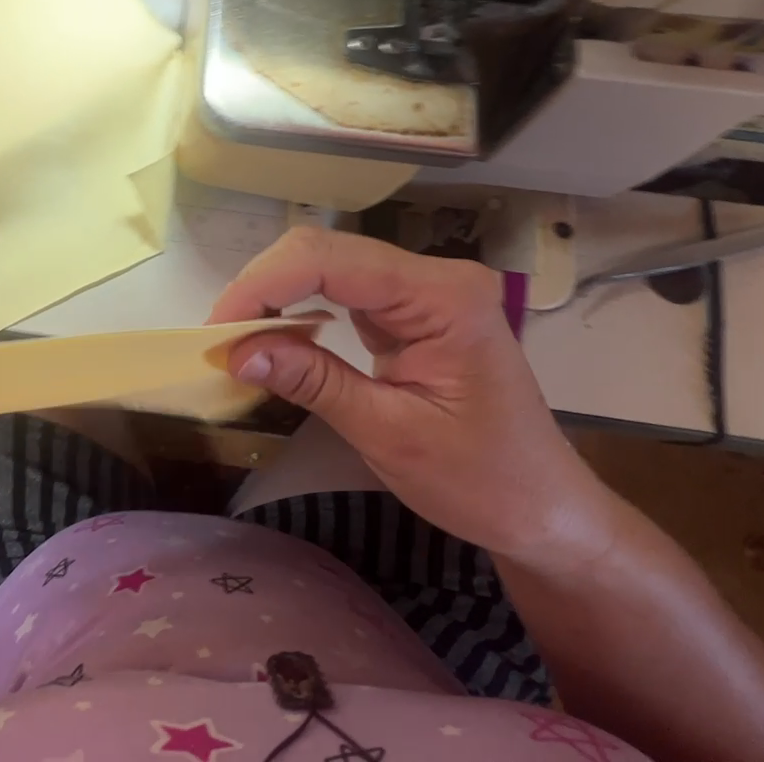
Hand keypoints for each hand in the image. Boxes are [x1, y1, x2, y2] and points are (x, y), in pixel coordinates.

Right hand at [210, 227, 622, 575]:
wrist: (545, 512)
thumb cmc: (483, 482)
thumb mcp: (389, 434)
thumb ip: (313, 382)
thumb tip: (237, 352)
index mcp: (443, 297)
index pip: (330, 261)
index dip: (264, 286)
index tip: (217, 331)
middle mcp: (433, 278)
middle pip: (323, 251)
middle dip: (262, 288)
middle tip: (219, 339)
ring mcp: (422, 291)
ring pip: (325, 265)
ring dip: (273, 295)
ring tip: (236, 338)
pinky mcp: (409, 311)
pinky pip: (338, 291)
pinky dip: (295, 309)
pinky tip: (273, 336)